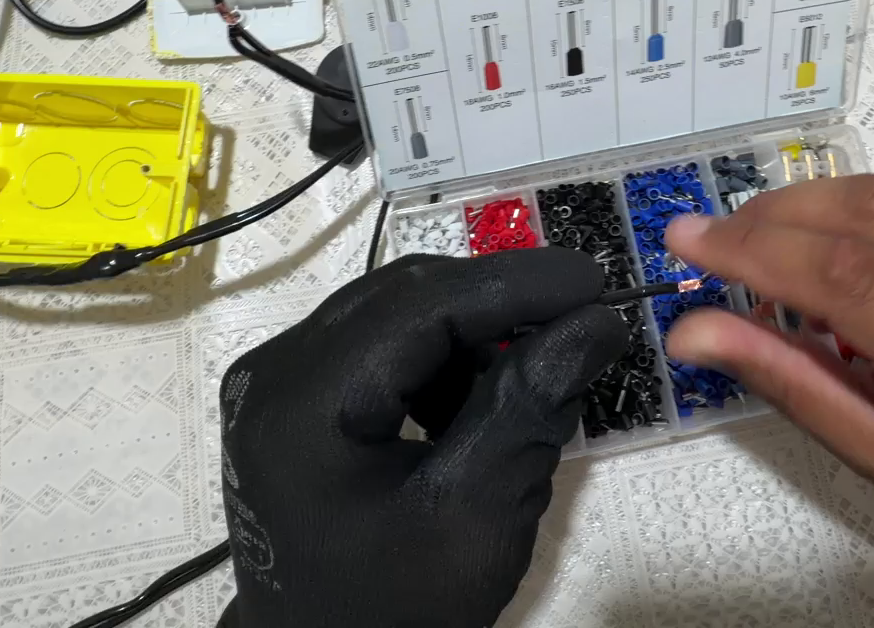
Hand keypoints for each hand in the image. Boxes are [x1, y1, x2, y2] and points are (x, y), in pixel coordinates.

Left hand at [217, 248, 629, 627]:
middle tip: (577, 314)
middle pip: (407, 296)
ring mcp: (280, 373)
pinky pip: (383, 338)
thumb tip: (596, 321)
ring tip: (526, 373)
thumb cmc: (396, 611)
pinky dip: (441, 356)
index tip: (594, 279)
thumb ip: (532, 406)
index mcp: (304, 405)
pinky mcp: (298, 386)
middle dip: (498, 301)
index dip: (515, 283)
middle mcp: (277, 368)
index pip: (421, 305)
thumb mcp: (477, 518)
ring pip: (399, 309)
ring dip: (472, 330)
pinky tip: (472, 399)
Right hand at [663, 175, 873, 563]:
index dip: (758, 249)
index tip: (685, 236)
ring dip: (817, 214)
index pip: (856, 283)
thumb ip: (790, 383)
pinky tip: (873, 262)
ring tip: (783, 255)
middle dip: (775, 215)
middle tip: (720, 237)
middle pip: (873, 213)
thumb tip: (692, 330)